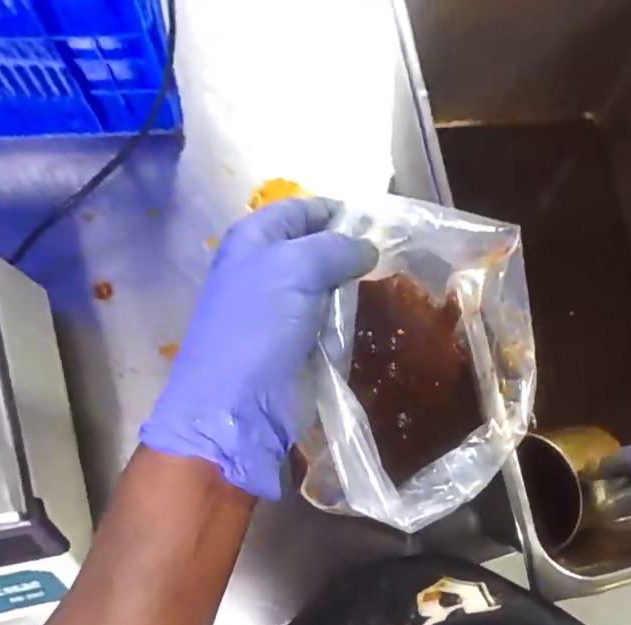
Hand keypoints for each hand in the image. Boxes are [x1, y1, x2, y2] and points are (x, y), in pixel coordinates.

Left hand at [139, 197, 377, 498]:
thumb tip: (367, 247)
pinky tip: (368, 323)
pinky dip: (346, 326)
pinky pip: (329, 327)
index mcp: (254, 242)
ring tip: (386, 290)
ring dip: (351, 294)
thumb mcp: (296, 270)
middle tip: (392, 259)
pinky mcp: (297, 349)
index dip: (336, 213)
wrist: (238, 406)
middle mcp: (266, 272)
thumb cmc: (258, 329)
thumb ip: (334, 249)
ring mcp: (282, 314)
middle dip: (350, 255)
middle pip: (316, 252)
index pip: (300, 212)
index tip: (378, 223)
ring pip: (327, 291)